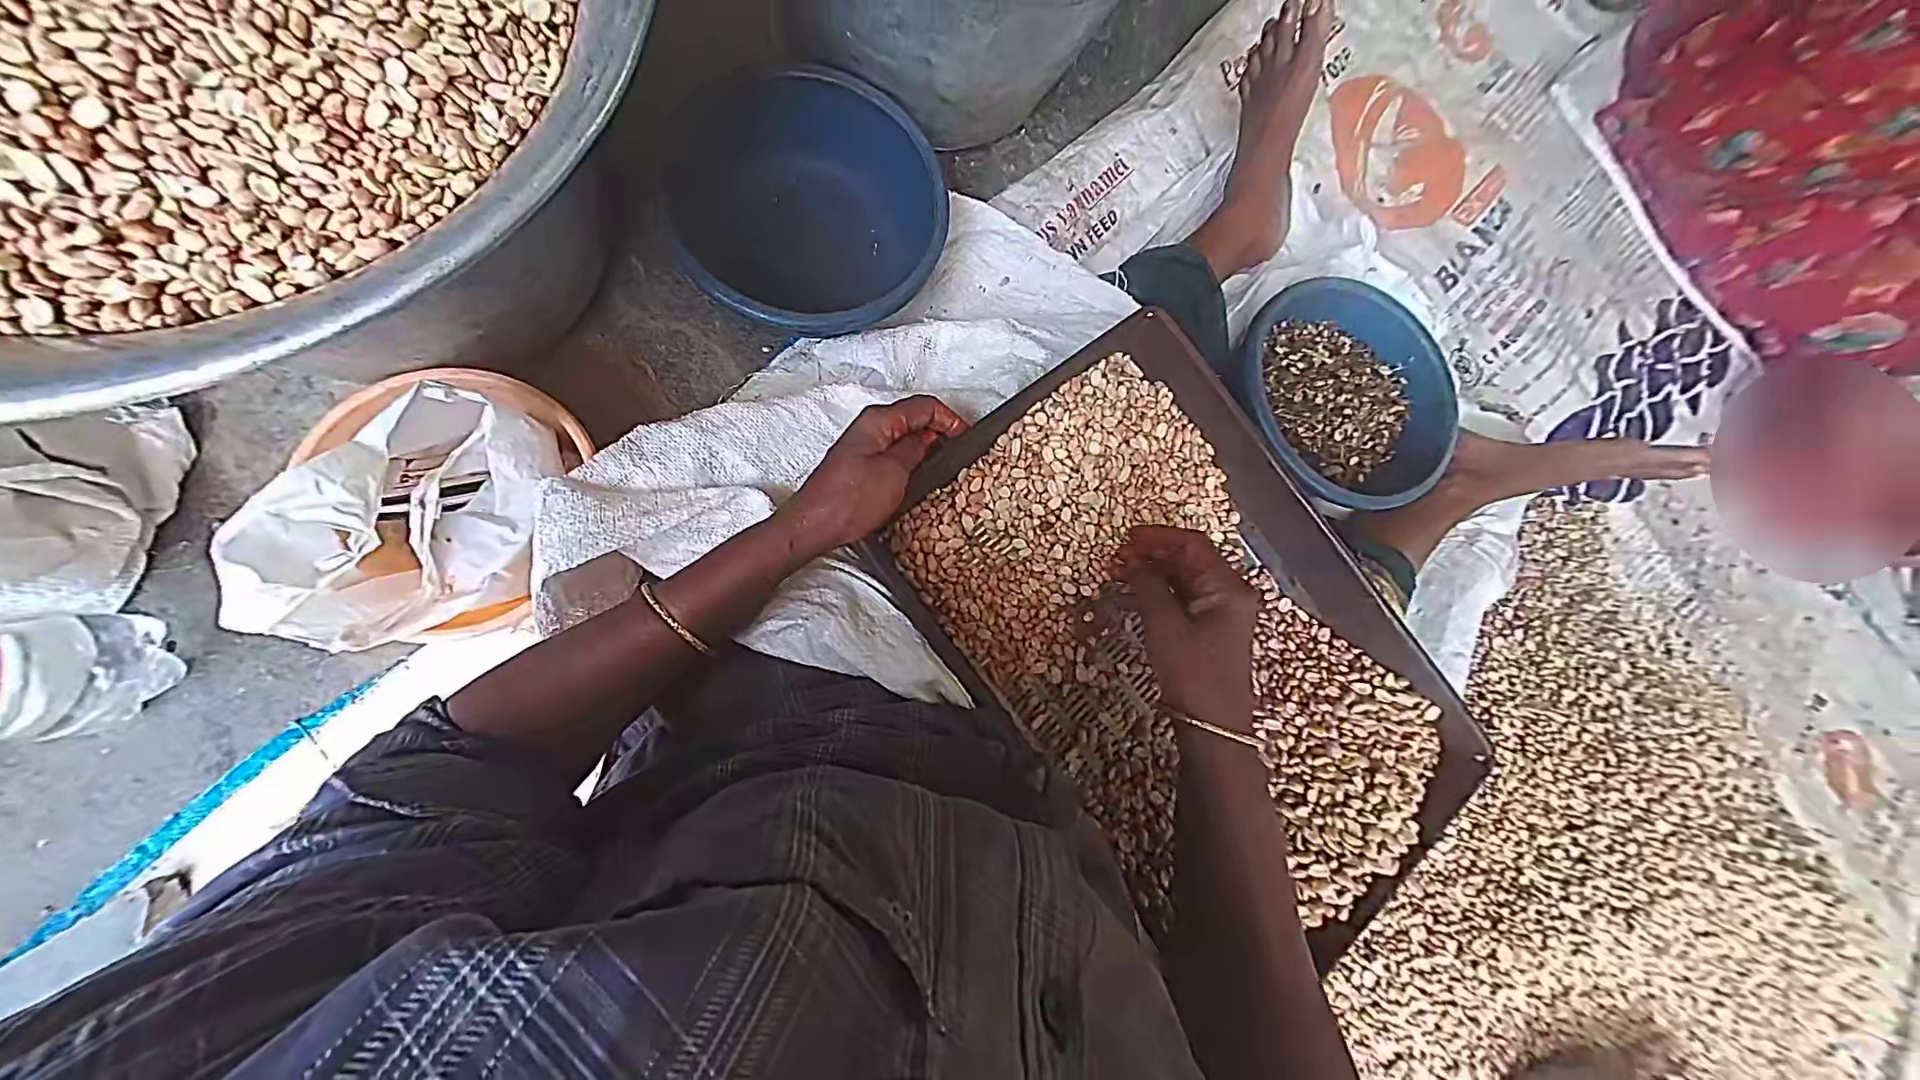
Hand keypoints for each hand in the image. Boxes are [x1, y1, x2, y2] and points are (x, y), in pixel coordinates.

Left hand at [777, 396, 968, 560]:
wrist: (814, 525)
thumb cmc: (848, 501)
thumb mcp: (894, 473)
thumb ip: (915, 450)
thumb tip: (930, 438)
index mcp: (878, 421)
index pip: (924, 406)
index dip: (950, 419)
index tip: (966, 437)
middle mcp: (869, 428)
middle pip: (914, 418)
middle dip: (939, 431)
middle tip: (960, 452)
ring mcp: (863, 447)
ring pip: (904, 437)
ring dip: (925, 448)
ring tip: (944, 466)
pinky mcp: (860, 466)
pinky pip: (893, 454)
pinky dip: (910, 461)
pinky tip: (918, 477)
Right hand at [1112, 526, 1259, 731]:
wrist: (1212, 725)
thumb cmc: (1193, 674)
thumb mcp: (1165, 626)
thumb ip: (1148, 586)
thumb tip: (1130, 560)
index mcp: (1228, 587)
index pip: (1193, 544)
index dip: (1158, 536)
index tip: (1126, 538)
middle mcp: (1230, 592)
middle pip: (1190, 558)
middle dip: (1153, 553)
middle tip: (1118, 555)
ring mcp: (1221, 610)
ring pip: (1184, 577)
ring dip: (1153, 571)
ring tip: (1119, 572)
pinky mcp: (1210, 627)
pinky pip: (1182, 597)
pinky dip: (1158, 591)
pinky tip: (1132, 593)